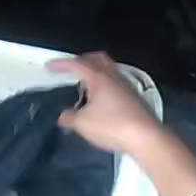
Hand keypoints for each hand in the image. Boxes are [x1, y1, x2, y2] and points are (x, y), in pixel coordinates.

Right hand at [48, 51, 166, 155]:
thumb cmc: (115, 126)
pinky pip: (117, 83)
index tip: (51, 66)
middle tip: (72, 67)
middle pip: (97, 59)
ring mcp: (126, 86)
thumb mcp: (83, 124)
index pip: (76, 64)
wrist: (145, 137)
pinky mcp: (134, 98)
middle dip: (82, 60)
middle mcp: (114, 77)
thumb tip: (64, 116)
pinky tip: (102, 100)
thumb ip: (69, 117)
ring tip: (86, 85)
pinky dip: (106, 85)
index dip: (61, 64)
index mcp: (99, 78)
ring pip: (109, 70)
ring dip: (96, 72)